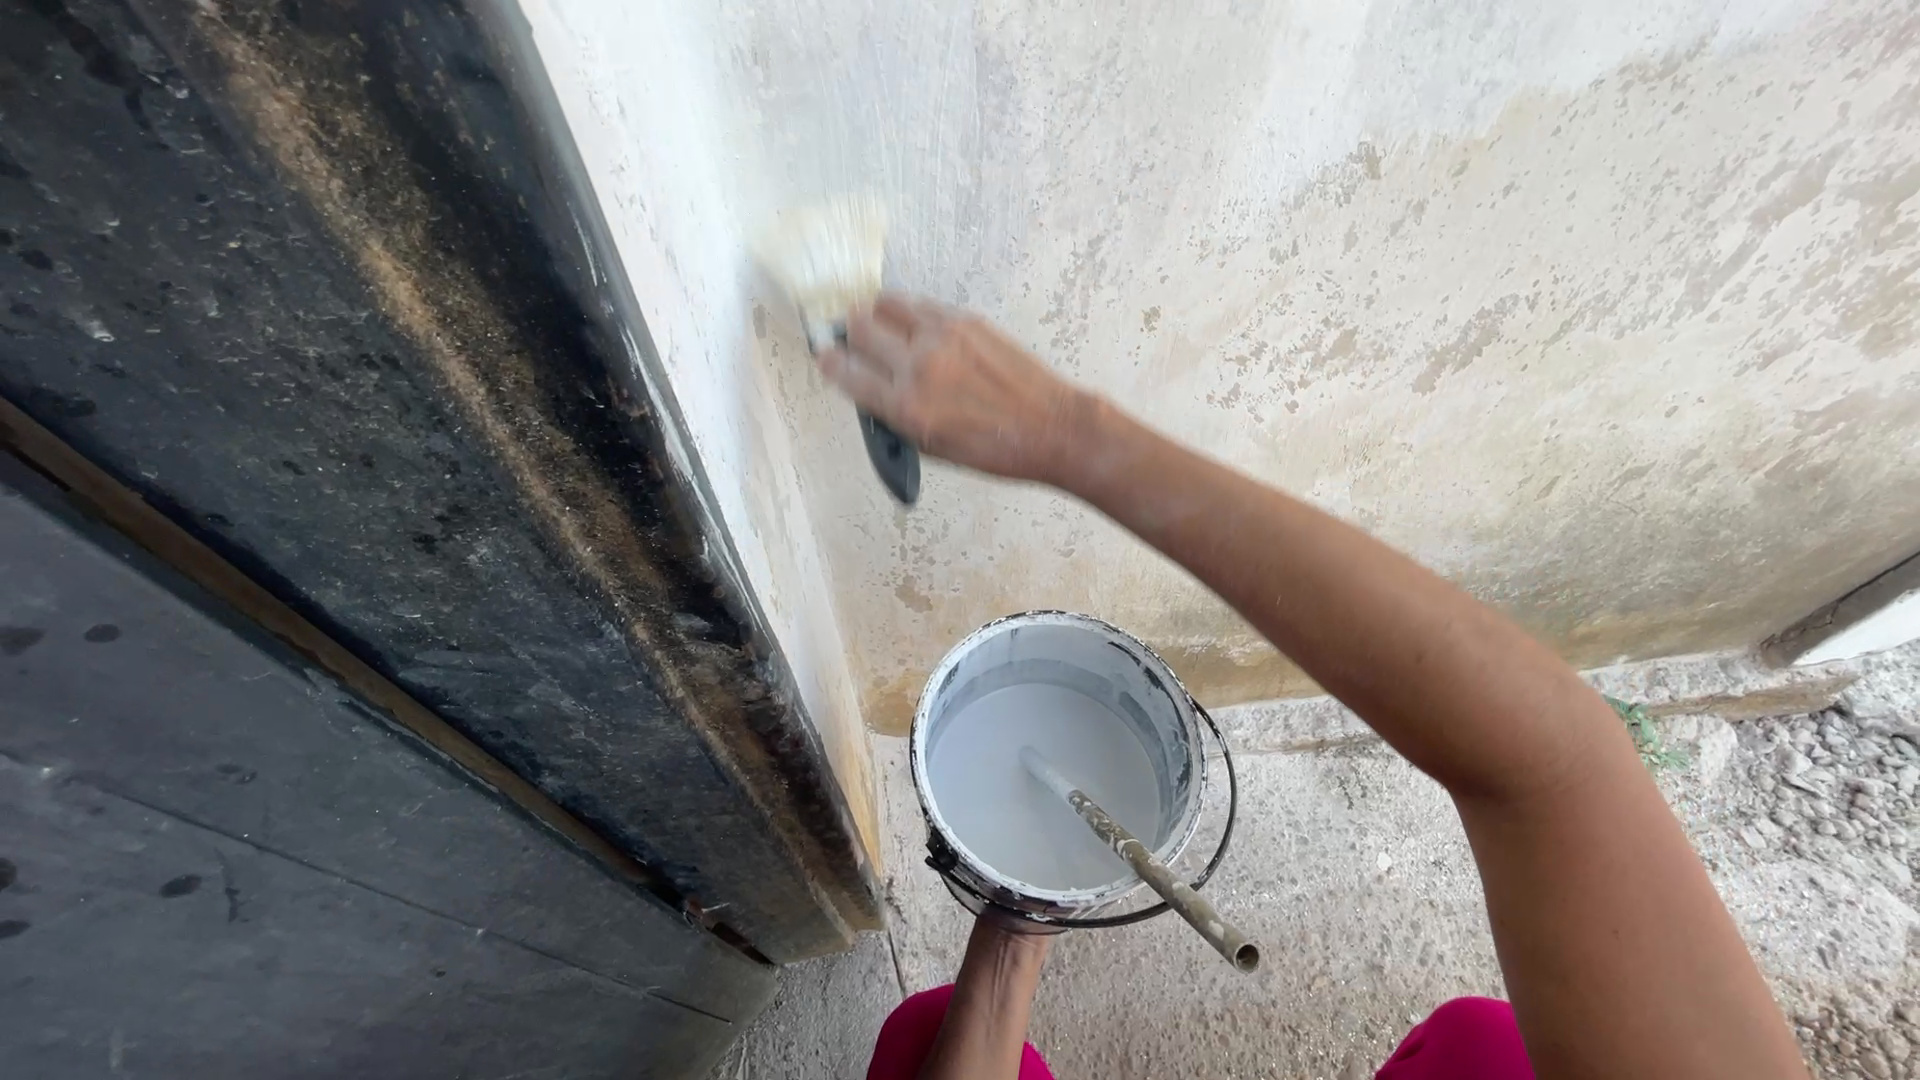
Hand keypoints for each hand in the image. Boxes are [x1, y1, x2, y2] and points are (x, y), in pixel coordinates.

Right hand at [816, 293, 1089, 483]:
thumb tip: (872, 389)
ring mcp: (941, 337)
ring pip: (885, 303)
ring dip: (876, 314)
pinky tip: (915, 327)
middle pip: (858, 327)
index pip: (845, 372)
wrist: (1050, 427)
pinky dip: (908, 312)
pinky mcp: (965, 320)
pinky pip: (920, 304)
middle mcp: (917, 366)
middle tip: (854, 340)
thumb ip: (896, 415)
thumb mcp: (933, 448)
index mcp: (906, 407)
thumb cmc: (994, 450)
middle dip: (849, 334)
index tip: (826, 357)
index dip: (829, 362)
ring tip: (883, 327)